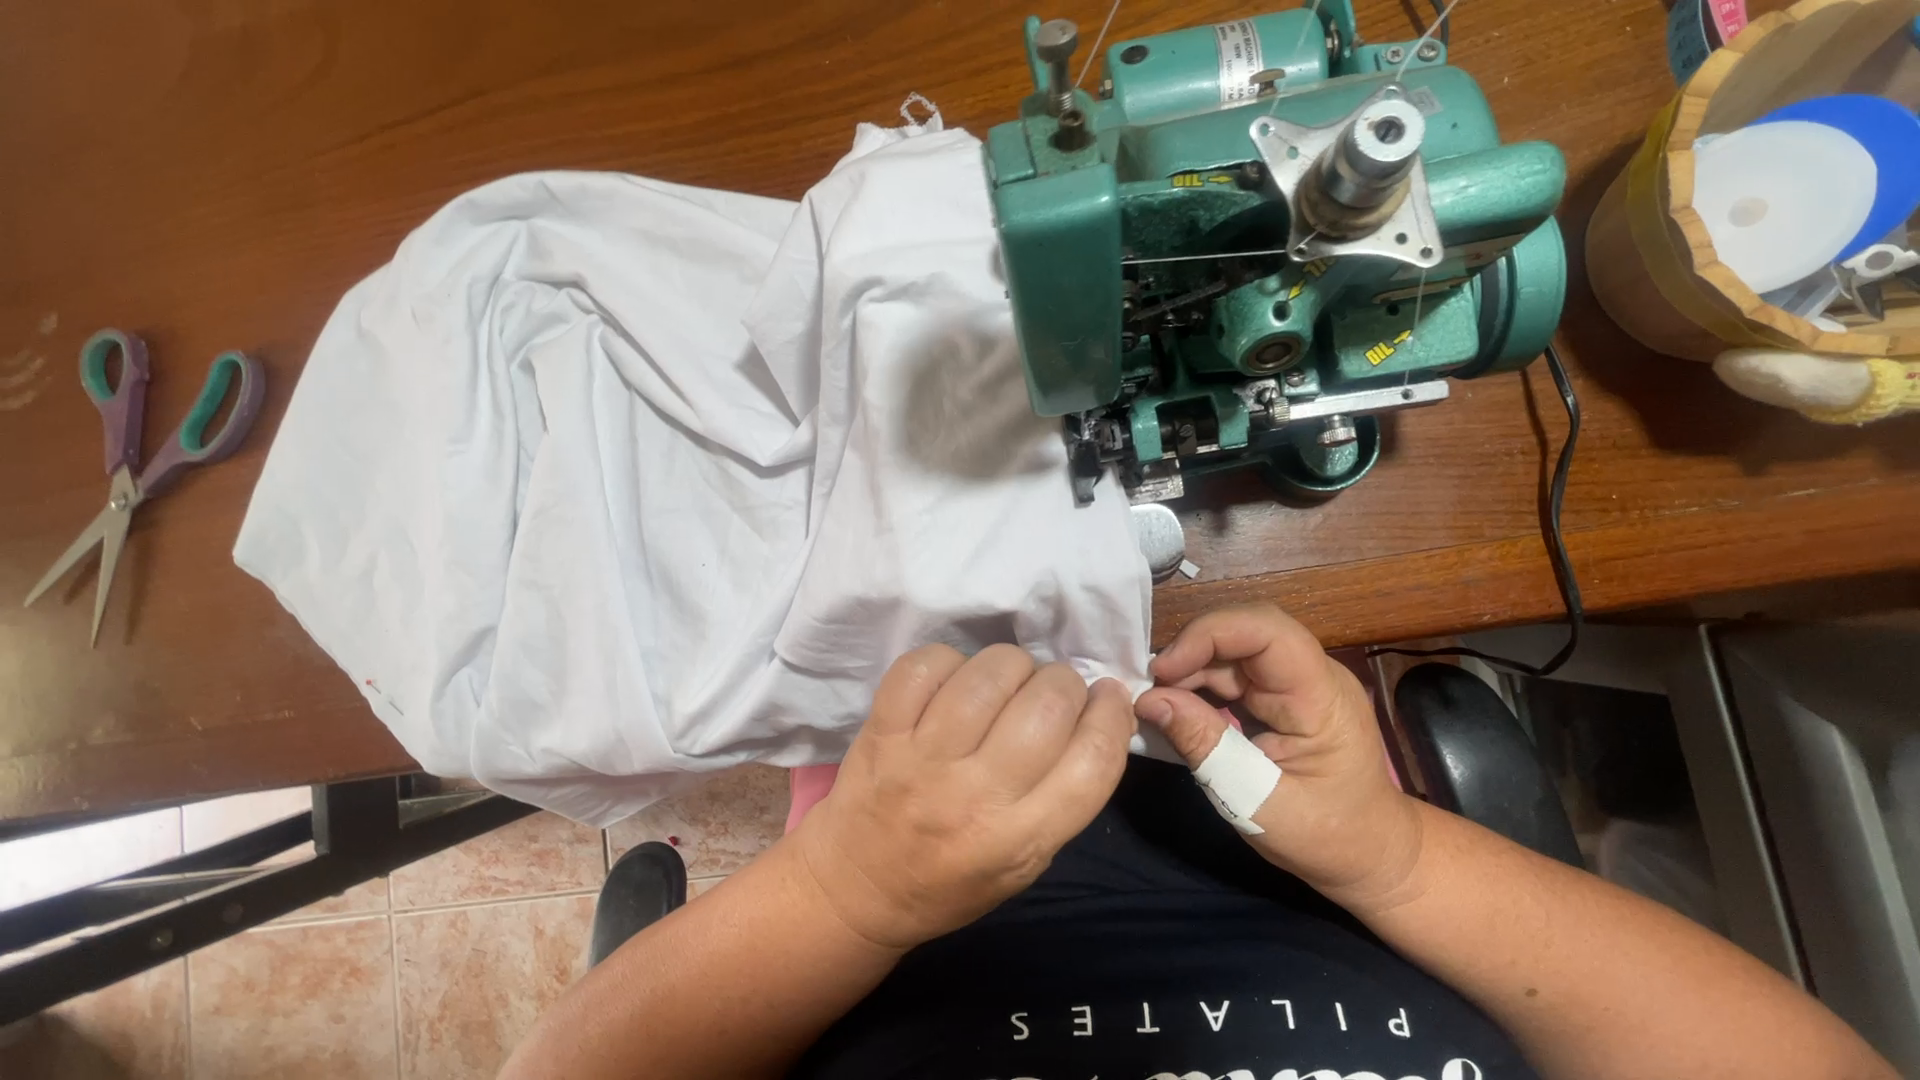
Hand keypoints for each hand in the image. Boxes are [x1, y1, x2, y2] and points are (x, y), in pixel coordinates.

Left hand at [793, 644, 1133, 949]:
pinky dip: (950, 659)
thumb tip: (1098, 711)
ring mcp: (922, 760)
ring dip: (1013, 664)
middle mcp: (974, 797)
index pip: (1093, 762)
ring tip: (1008, 681)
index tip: (1109, 698)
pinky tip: (956, 678)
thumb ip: (1065, 794)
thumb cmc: (953, 881)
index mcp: (1020, 839)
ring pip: (990, 675)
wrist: (858, 888)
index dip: (1112, 714)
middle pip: (1047, 706)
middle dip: (1064, 684)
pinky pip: (924, 666)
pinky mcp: (882, 731)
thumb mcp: (1027, 862)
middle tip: (1053, 692)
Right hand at [1135, 604, 1422, 907]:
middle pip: (1244, 631)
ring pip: (1232, 649)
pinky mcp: (1280, 694)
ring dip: (1190, 669)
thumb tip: (1148, 701)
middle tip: (1149, 689)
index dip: (1208, 635)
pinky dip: (1199, 685)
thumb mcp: (1256, 801)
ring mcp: (1295, 681)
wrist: (1371, 855)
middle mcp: (1310, 674)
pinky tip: (1177, 708)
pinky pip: (1233, 673)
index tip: (1163, 671)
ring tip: (1156, 702)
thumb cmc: (1326, 836)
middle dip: (1191, 652)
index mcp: (1320, 696)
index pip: (1266, 630)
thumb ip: (1205, 747)